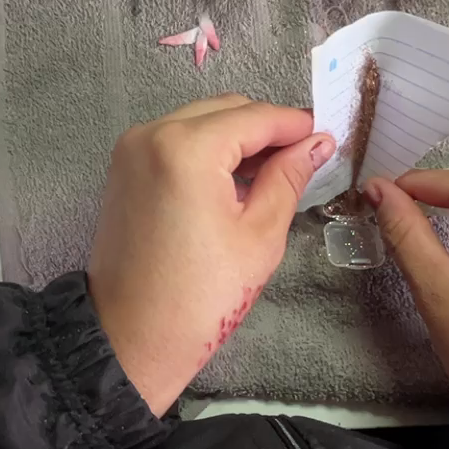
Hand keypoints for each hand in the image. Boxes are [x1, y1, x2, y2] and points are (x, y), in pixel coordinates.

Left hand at [90, 94, 333, 413]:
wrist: (131, 338)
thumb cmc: (201, 297)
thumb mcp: (259, 235)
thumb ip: (288, 177)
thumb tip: (317, 142)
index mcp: (186, 148)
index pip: (254, 117)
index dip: (295, 125)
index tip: (325, 136)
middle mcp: (152, 133)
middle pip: (226, 110)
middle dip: (266, 129)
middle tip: (302, 159)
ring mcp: (131, 148)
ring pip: (199, 121)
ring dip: (236, 137)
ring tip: (270, 173)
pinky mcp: (123, 167)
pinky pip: (175, 140)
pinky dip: (206, 149)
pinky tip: (232, 179)